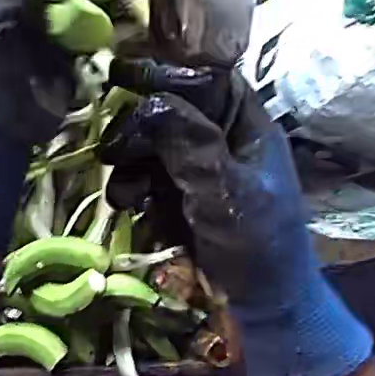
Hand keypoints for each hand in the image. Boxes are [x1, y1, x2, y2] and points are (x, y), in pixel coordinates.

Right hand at [101, 63, 372, 375]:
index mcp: (246, 125)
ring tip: (124, 188)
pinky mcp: (174, 191)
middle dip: (137, 126)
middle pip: (167, 109)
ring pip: (148, 141)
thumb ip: (195, 148)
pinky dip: (129, 185)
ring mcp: (194, 164)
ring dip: (128, 159)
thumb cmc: (261, 246)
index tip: (122, 74)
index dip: (166, 73)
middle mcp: (217, 136)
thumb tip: (153, 103)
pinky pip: (141, 174)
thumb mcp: (231, 195)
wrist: (262, 303)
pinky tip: (128, 204)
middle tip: (112, 147)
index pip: (204, 79)